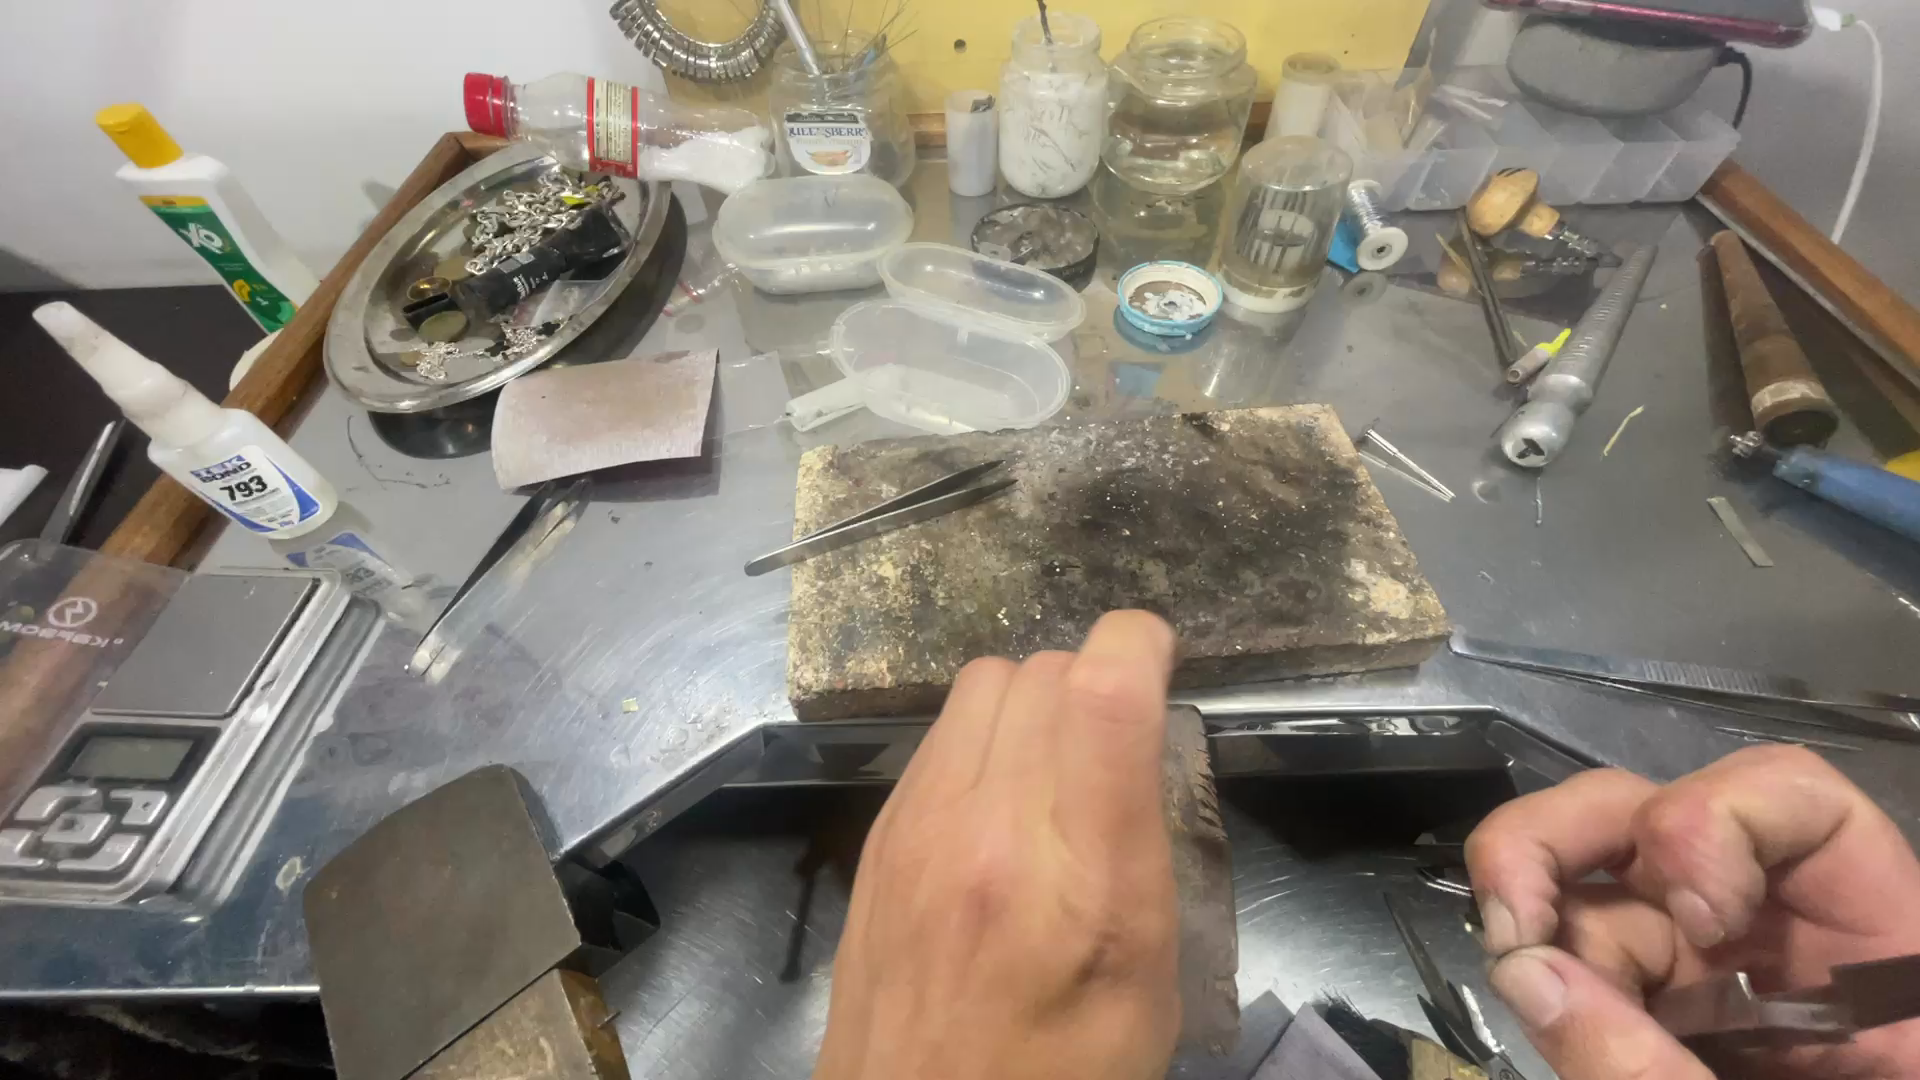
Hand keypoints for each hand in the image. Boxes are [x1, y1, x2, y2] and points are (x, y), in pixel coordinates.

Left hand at [814, 611, 1180, 1079]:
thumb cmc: (1061, 1068)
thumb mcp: (1150, 977)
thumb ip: (1146, 843)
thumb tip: (1134, 744)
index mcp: (1081, 877)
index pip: (1101, 698)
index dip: (1135, 645)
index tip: (1153, 654)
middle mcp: (990, 826)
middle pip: (1043, 670)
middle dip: (1090, 679)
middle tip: (1106, 734)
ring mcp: (921, 818)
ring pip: (987, 678)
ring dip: (1032, 695)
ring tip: (1049, 752)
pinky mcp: (884, 822)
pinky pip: (943, 724)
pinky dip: (984, 727)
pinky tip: (993, 784)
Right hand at [1466, 745, 1919, 1078]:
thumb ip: (1659, 1076)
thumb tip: (1521, 974)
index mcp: (1879, 949)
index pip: (1790, 801)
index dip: (1712, 822)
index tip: (1694, 922)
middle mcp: (1773, 929)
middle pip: (1640, 808)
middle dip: (1554, 845)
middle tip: (1514, 919)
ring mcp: (1698, 959)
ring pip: (1582, 865)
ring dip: (1532, 904)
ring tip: (1524, 972)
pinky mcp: (1646, 992)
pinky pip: (1569, 936)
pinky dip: (1539, 956)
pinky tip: (1547, 1001)